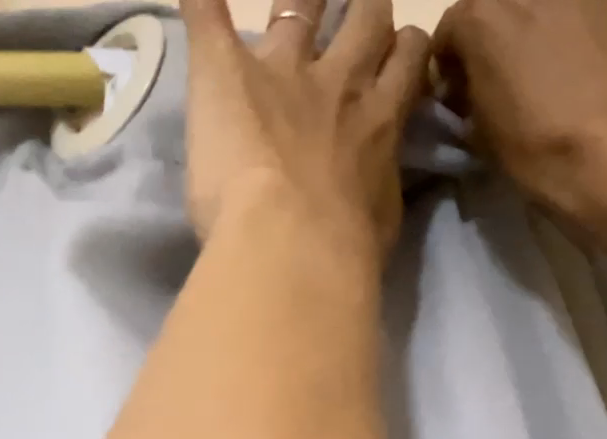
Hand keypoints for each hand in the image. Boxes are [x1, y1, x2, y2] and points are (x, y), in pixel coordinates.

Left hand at [179, 0, 430, 259]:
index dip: (404, 51)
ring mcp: (282, 70)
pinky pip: (206, 13)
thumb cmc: (344, 246)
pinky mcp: (223, 70)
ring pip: (302, 3)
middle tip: (356, 13)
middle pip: (366, 18)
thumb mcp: (380, 218)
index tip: (398, 55)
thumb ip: (377, 189)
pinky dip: (200, 2)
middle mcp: (338, 80)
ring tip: (298, 1)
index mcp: (379, 118)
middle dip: (365, 10)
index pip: (406, 60)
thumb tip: (371, 191)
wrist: (292, 241)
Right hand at [434, 0, 606, 226]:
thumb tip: (477, 90)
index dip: (454, 68)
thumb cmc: (543, 156)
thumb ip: (474, 96)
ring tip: (568, 63)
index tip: (465, 97)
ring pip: (562, 5)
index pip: (452, 30)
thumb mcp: (483, 137)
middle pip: (507, 6)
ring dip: (558, 23)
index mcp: (486, 14)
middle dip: (504, 35)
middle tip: (516, 77)